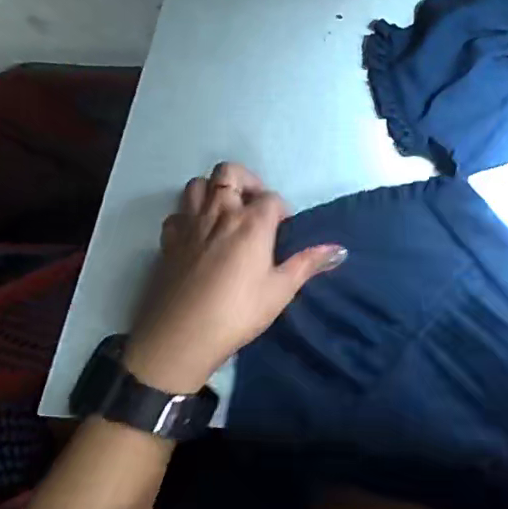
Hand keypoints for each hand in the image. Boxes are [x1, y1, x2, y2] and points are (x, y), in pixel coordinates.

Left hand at [123, 163, 344, 393]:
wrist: (181, 336)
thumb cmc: (239, 312)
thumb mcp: (281, 290)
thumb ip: (308, 263)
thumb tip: (339, 249)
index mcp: (252, 223)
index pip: (272, 198)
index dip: (281, 211)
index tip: (284, 232)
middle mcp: (219, 213)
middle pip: (229, 172)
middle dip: (247, 181)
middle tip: (256, 207)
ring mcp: (189, 224)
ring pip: (198, 184)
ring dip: (215, 191)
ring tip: (228, 214)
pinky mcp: (168, 240)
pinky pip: (178, 213)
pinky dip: (190, 215)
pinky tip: (199, 235)